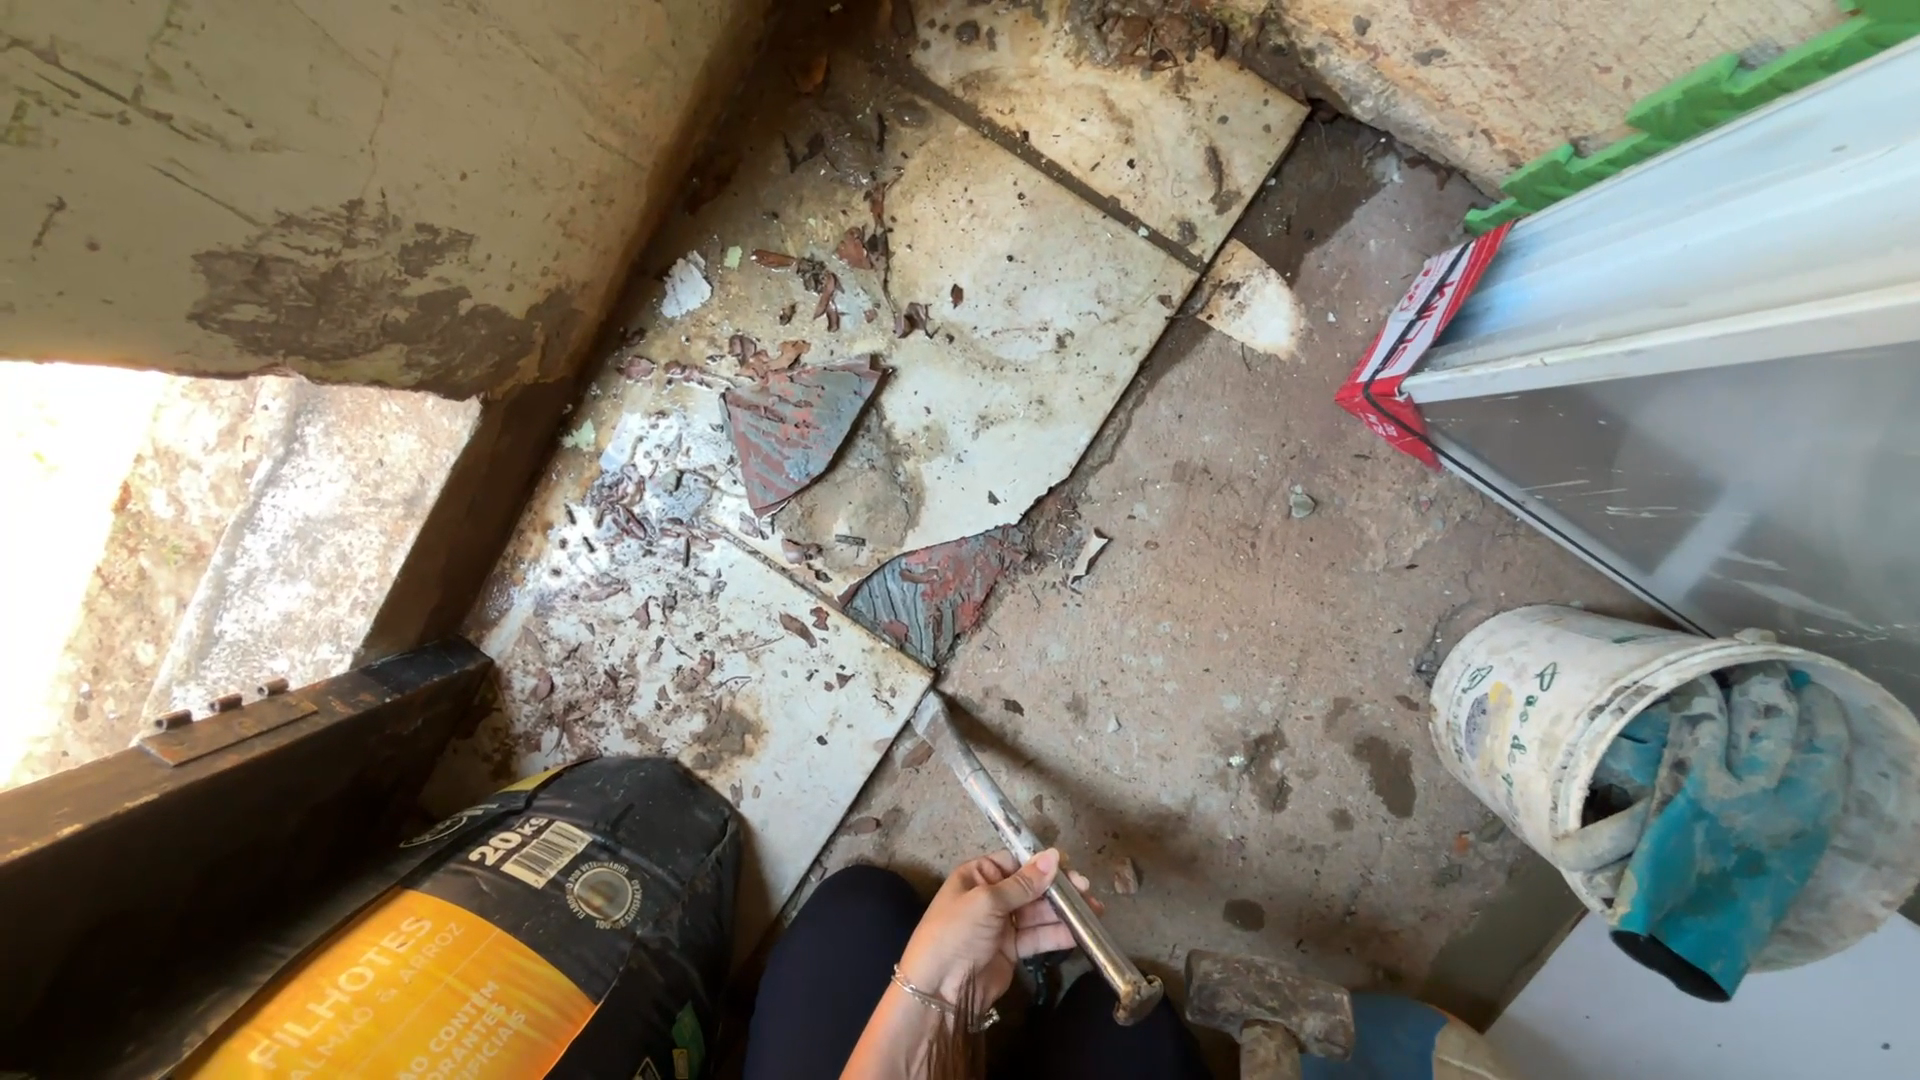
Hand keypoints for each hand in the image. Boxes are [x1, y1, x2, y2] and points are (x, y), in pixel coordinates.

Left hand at [896, 849, 1099, 1013]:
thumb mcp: (987, 901)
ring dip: (1063, 912)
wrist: (937, 990)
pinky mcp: (1011, 950)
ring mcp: (1002, 924)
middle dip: (1058, 889)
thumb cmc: (956, 932)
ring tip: (1092, 912)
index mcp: (978, 874)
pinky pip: (1037, 936)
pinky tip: (1077, 934)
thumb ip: (1024, 883)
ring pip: (1038, 912)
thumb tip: (1055, 856)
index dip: (1042, 863)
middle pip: (1030, 886)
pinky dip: (1056, 934)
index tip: (1070, 866)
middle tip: (1087, 892)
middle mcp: (991, 895)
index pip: (1015, 861)